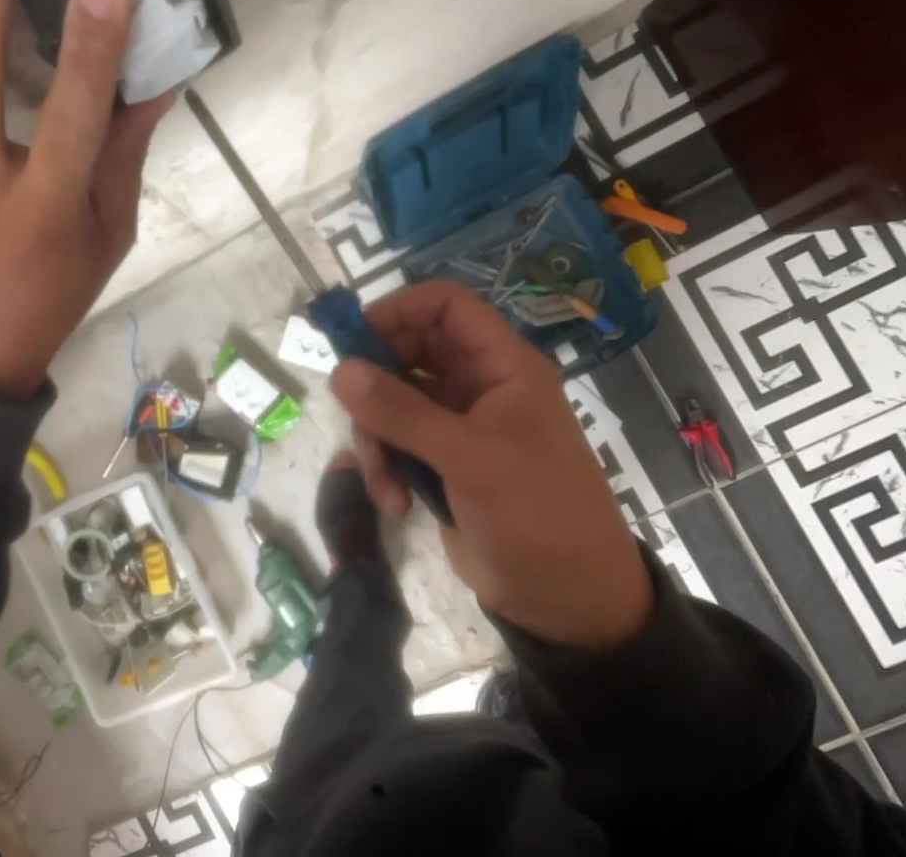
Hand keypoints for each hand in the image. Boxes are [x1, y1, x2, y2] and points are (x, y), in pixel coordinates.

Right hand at [329, 281, 654, 649]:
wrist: (564, 599)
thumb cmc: (535, 515)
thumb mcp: (470, 458)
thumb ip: (403, 412)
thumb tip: (340, 371)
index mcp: (502, 367)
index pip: (445, 306)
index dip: (398, 311)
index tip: (353, 341)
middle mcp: (476, 386)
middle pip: (406, 353)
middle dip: (374, 386)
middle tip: (353, 413)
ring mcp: (454, 426)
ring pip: (390, 402)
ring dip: (375, 438)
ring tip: (382, 481)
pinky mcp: (438, 463)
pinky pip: (392, 443)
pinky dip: (383, 467)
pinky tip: (393, 502)